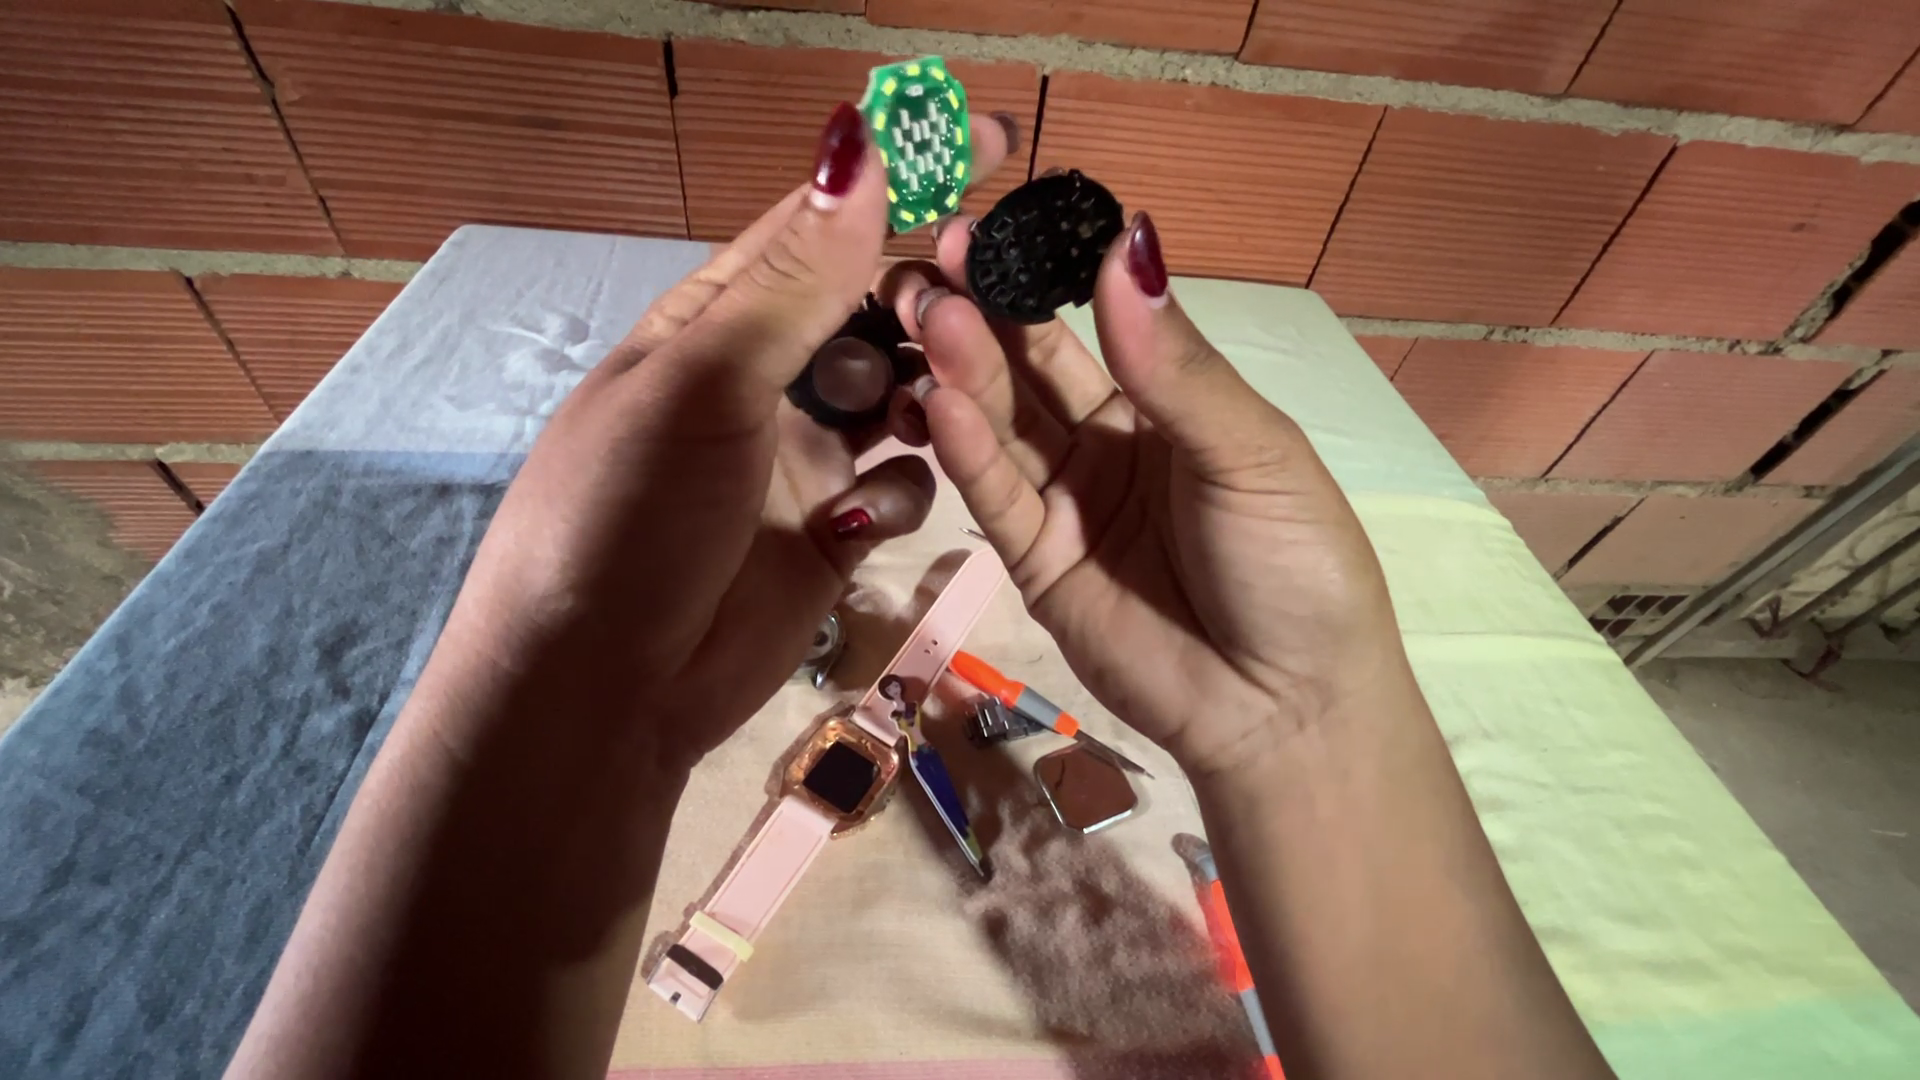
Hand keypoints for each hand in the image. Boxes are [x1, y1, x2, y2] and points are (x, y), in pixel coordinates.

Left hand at [431, 104, 1011, 766]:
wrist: (606, 685)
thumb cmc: (630, 515)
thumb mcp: (703, 385)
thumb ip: (791, 279)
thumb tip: (857, 140)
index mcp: (718, 325)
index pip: (821, 227)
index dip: (899, 179)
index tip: (985, 139)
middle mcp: (769, 382)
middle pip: (875, 313)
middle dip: (924, 304)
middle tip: (965, 310)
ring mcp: (806, 458)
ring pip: (903, 398)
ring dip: (923, 398)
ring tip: (923, 411)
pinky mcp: (837, 529)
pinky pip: (900, 485)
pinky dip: (900, 490)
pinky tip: (864, 519)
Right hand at [887, 212, 1409, 776]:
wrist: (1283, 705)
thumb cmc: (1293, 565)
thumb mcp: (1250, 452)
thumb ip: (1176, 363)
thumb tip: (1128, 238)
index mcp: (1161, 406)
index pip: (1082, 328)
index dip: (1033, 281)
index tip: (983, 230)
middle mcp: (1101, 445)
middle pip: (1024, 370)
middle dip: (975, 317)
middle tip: (923, 267)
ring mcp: (1062, 504)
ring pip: (999, 428)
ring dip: (961, 373)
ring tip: (925, 319)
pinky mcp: (1033, 562)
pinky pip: (996, 498)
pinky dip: (968, 452)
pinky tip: (941, 403)